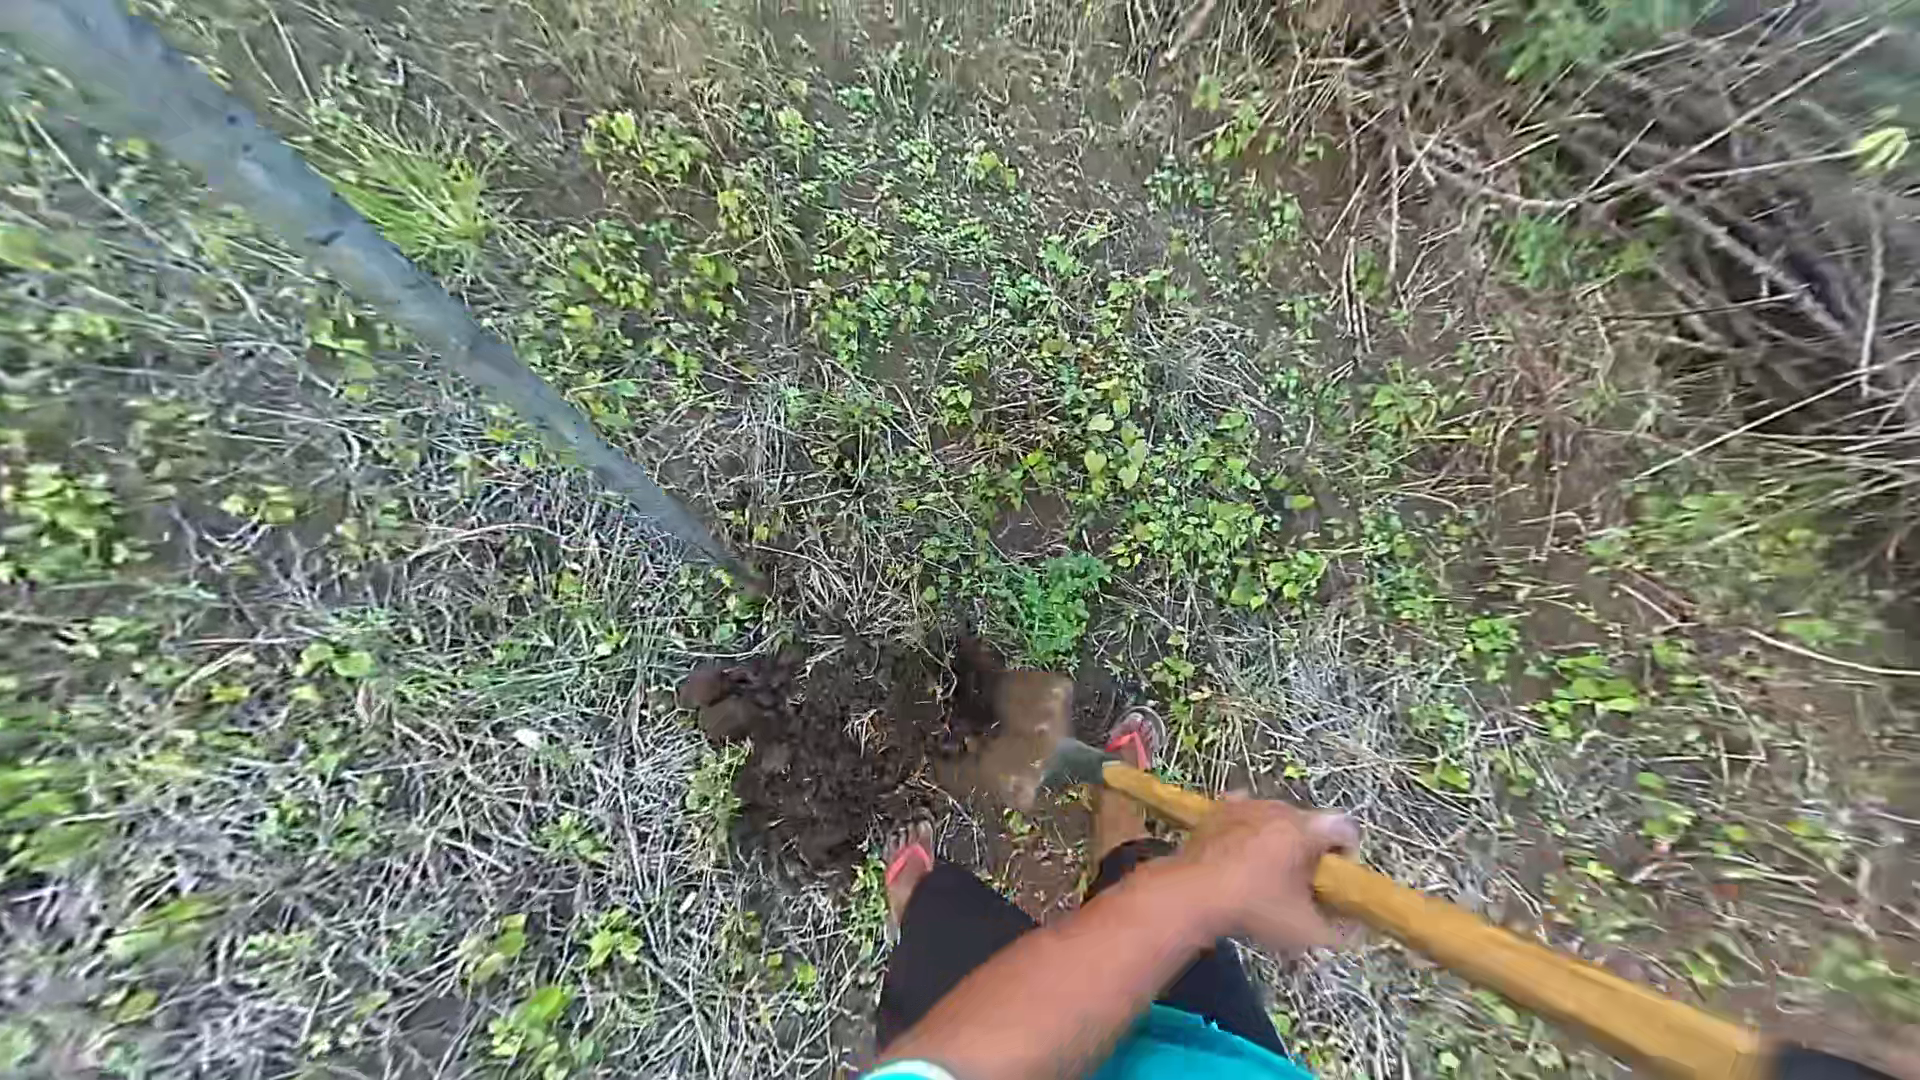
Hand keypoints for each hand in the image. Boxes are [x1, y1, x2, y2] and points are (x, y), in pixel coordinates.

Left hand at [1170, 795, 1359, 951]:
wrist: (1194, 890)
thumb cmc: (1256, 907)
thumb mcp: (1308, 930)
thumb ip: (1342, 930)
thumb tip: (1356, 927)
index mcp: (1303, 830)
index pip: (1345, 828)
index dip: (1347, 854)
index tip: (1332, 880)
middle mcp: (1276, 807)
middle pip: (1309, 821)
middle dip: (1312, 848)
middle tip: (1302, 880)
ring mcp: (1244, 804)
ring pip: (1276, 815)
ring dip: (1281, 837)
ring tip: (1269, 869)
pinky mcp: (1219, 808)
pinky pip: (1246, 811)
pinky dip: (1252, 827)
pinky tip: (1243, 849)